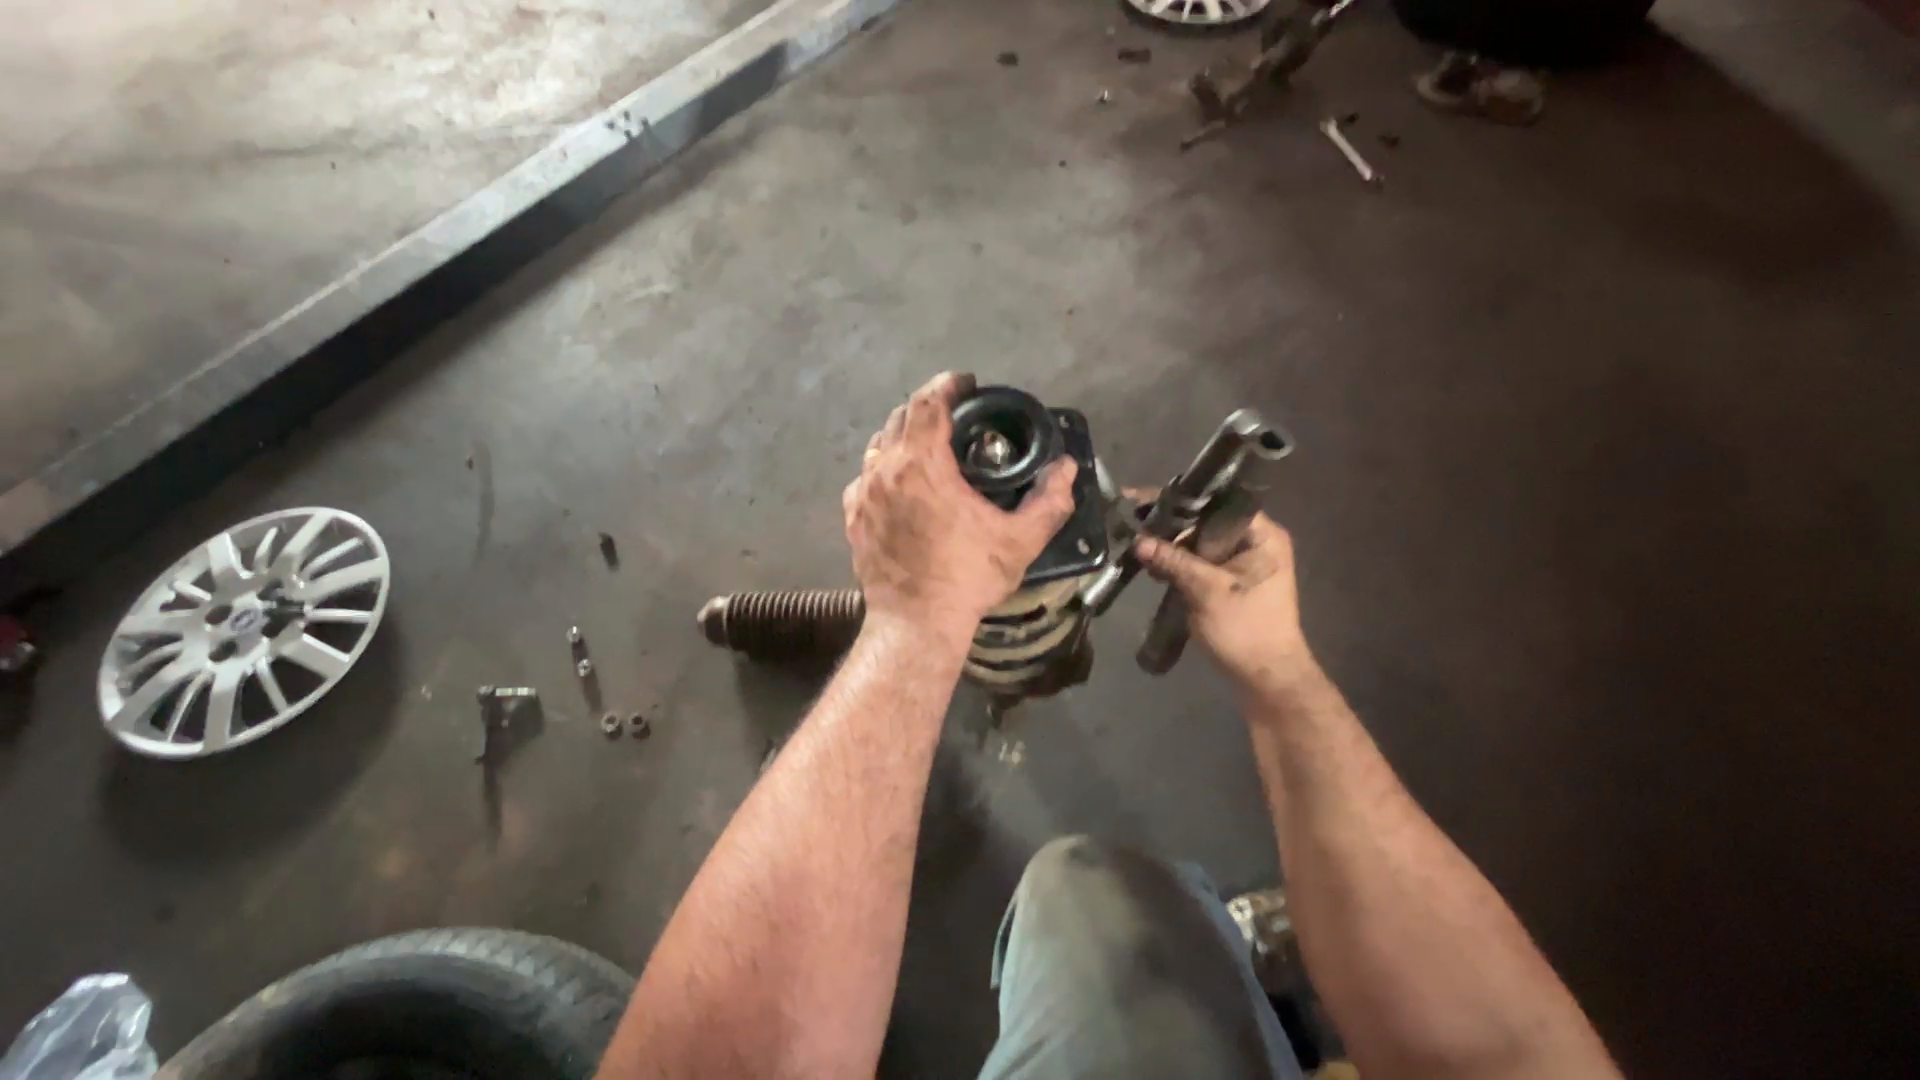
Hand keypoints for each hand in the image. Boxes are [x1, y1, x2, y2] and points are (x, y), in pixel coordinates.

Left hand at [844, 373, 1078, 644]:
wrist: (917, 623)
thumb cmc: (968, 578)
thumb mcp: (1020, 540)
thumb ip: (1049, 501)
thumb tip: (1066, 470)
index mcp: (923, 465)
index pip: (929, 403)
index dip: (947, 385)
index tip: (966, 384)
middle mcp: (885, 470)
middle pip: (900, 416)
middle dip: (927, 407)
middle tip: (954, 414)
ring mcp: (863, 494)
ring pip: (878, 445)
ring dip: (903, 435)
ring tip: (928, 445)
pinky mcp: (853, 517)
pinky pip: (865, 477)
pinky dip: (884, 469)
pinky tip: (901, 484)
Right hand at [1134, 512, 1313, 691]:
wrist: (1267, 678)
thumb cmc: (1246, 630)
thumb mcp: (1207, 591)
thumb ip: (1173, 561)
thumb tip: (1137, 540)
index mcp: (1262, 535)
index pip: (1217, 502)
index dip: (1180, 500)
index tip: (1141, 500)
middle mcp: (1254, 541)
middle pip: (1205, 520)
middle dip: (1169, 522)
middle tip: (1130, 520)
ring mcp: (1242, 562)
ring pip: (1199, 541)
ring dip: (1170, 543)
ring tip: (1133, 540)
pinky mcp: (1229, 581)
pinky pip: (1199, 561)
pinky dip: (1177, 561)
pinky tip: (1150, 562)